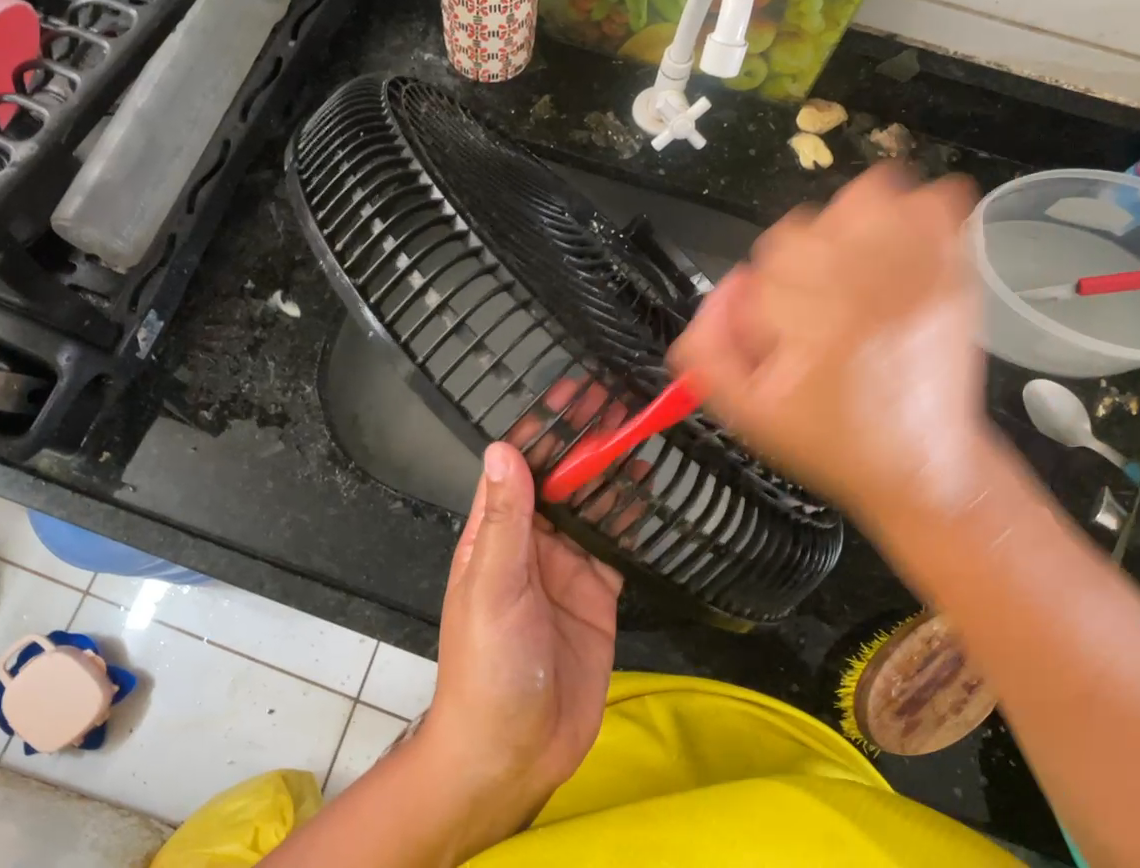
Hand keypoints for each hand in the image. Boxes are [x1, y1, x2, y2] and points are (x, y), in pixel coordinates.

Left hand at [421, 433, 621, 841]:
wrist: (514, 750)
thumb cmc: (488, 666)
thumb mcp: (492, 588)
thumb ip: (503, 521)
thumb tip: (504, 448)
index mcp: (494, 533)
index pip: (520, 465)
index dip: (544, 427)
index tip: (572, 390)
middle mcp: (530, 542)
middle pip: (561, 479)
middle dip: (586, 440)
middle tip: (620, 398)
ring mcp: (566, 567)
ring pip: (593, 505)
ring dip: (613, 470)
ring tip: (641, 428)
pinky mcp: (598, 594)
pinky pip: (618, 545)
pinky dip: (634, 516)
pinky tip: (652, 487)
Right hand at [667, 164, 988, 521]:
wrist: (926, 470)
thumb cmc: (830, 444)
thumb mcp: (744, 415)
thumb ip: (706, 349)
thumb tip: (726, 286)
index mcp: (817, 321)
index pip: (771, 257)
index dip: (764, 293)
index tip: (779, 334)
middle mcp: (870, 286)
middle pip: (808, 223)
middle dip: (797, 261)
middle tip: (811, 311)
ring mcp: (920, 274)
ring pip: (866, 195)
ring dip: (848, 225)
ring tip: (851, 270)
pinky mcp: (956, 273)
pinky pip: (936, 202)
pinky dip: (913, 212)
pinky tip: (898, 248)